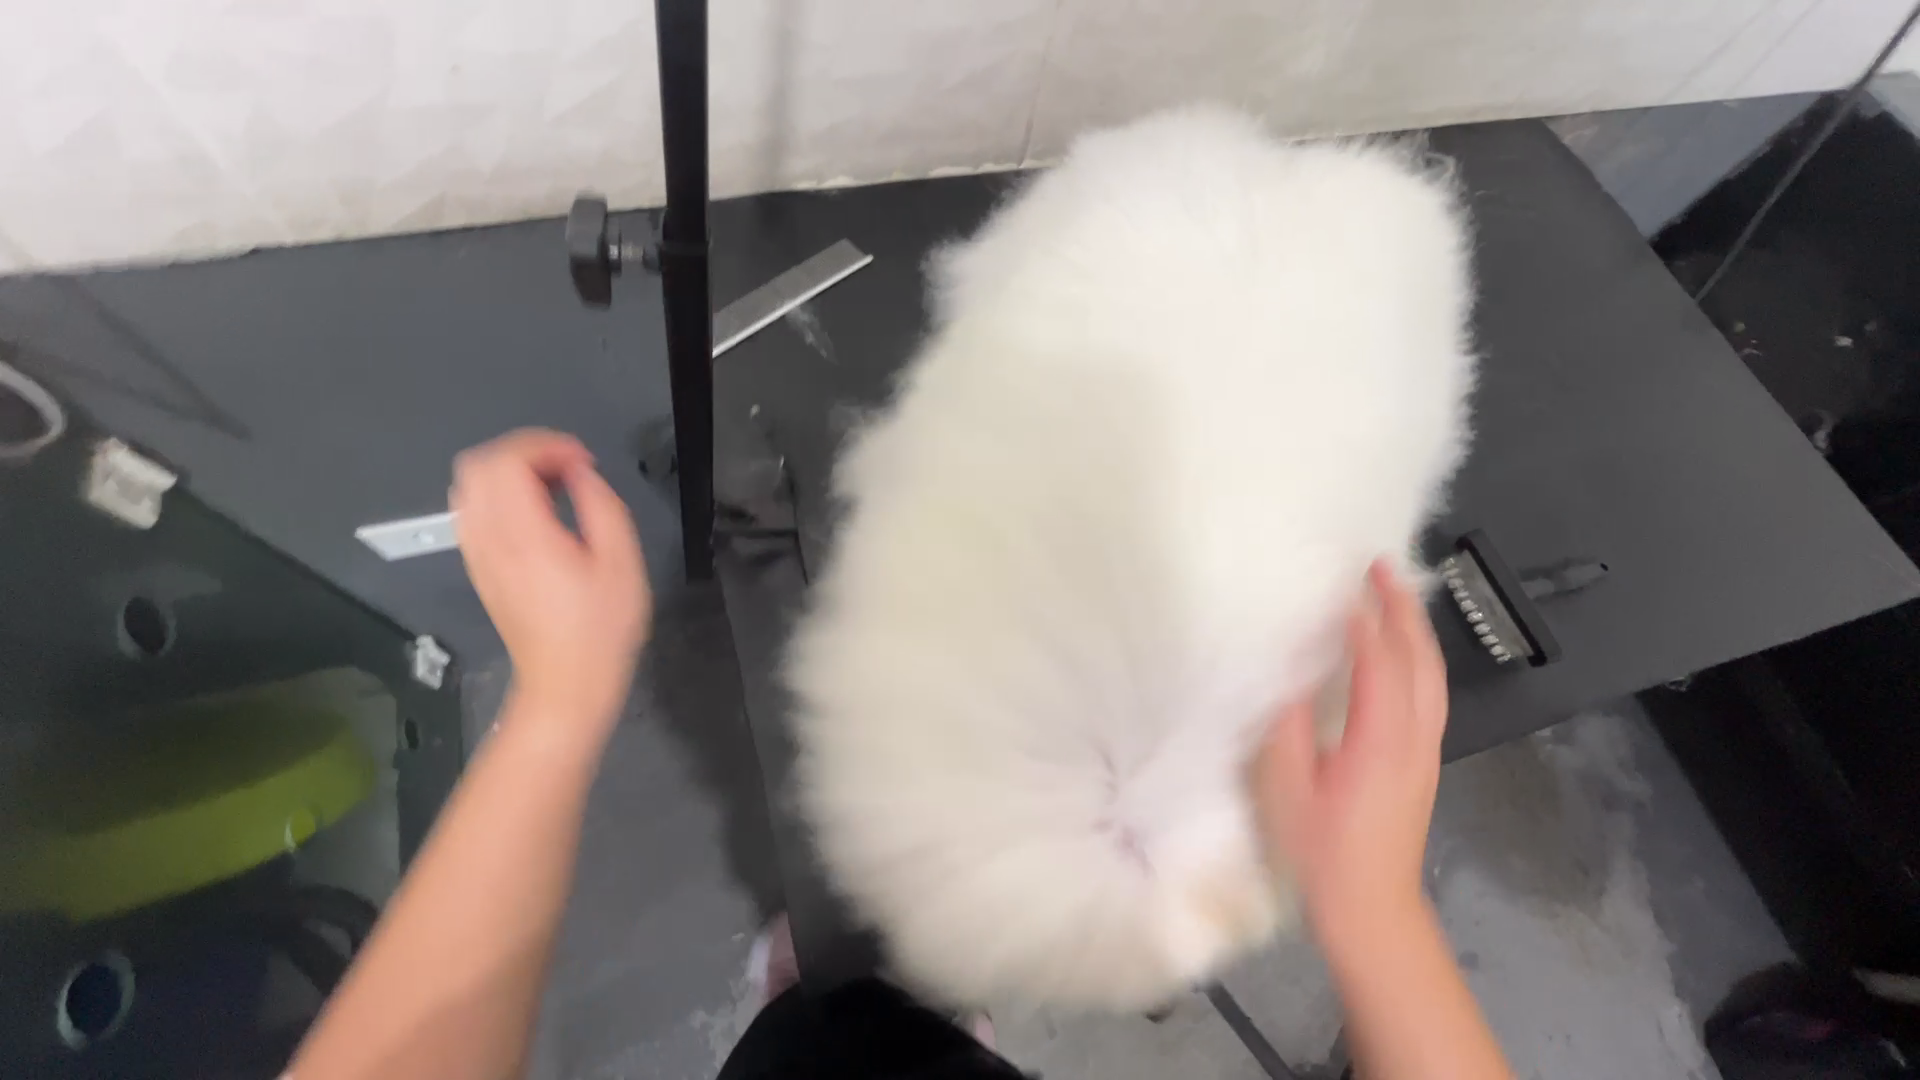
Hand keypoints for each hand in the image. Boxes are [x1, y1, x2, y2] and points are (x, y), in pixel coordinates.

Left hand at [451, 429, 650, 731]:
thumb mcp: (622, 562)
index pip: (508, 461)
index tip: (582, 460)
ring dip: (510, 473)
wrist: (567, 684)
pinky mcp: (480, 568)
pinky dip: (500, 496)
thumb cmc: (602, 628)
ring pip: (469, 487)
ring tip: (554, 486)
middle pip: (478, 465)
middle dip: (524, 453)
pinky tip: (536, 512)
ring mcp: (478, 555)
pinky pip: (472, 512)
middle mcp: (489, 540)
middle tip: (568, 468)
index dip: (546, 445)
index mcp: (524, 535)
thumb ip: (601, 506)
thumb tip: (582, 474)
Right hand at [1253, 560, 1447, 946]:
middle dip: (1403, 611)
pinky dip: (1415, 658)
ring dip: (1414, 631)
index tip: (1342, 584)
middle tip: (1381, 567)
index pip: (1379, 666)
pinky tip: (1397, 650)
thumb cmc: (1321, 849)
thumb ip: (1288, 726)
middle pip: (1421, 662)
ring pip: (1432, 677)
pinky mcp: (1421, 761)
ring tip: (1393, 595)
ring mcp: (1425, 751)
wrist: (1371, 907)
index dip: (1362, 622)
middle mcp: (1414, 739)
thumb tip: (1288, 675)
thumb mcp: (1287, 786)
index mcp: (1380, 741)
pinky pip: (1427, 693)